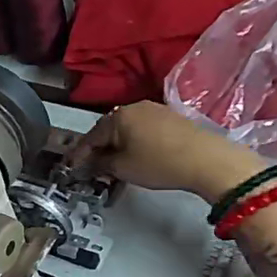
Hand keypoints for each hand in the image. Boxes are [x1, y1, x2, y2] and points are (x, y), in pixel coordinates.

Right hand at [65, 102, 267, 202]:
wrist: (205, 159)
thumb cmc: (159, 163)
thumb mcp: (123, 168)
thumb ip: (101, 164)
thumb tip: (90, 163)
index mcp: (118, 116)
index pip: (91, 136)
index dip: (80, 154)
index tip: (71, 167)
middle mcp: (135, 107)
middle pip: (109, 130)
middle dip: (99, 149)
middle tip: (92, 168)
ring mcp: (155, 110)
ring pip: (128, 130)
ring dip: (118, 146)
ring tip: (115, 166)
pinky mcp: (171, 119)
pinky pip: (144, 130)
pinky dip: (136, 143)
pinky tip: (138, 158)